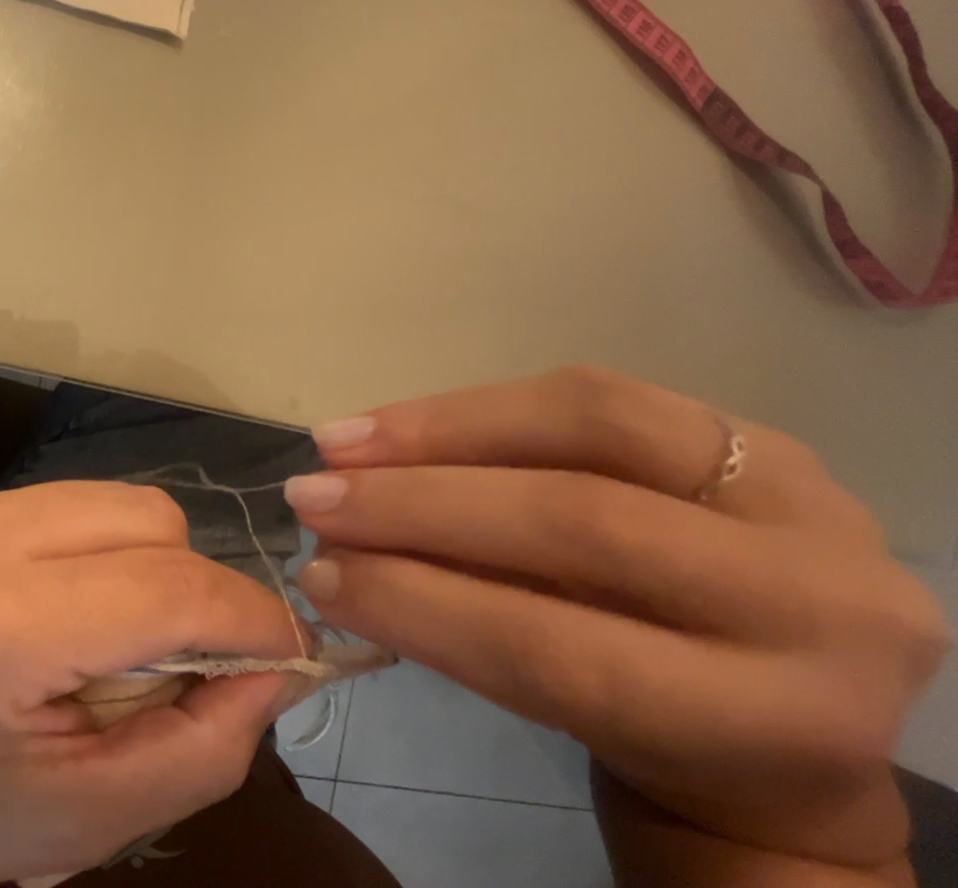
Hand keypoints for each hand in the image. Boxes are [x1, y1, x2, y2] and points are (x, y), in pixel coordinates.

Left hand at [0, 481, 309, 887]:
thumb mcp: (93, 816)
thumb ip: (206, 743)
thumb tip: (278, 665)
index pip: (169, 589)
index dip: (252, 617)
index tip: (290, 655)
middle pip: (152, 520)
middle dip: (198, 591)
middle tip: (188, 665)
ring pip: (119, 501)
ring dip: (153, 566)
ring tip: (124, 643)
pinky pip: (75, 505)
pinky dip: (107, 552)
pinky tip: (78, 613)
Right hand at [284, 367, 949, 876]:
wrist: (775, 704)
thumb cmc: (656, 734)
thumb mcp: (572, 718)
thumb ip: (467, 638)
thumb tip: (337, 565)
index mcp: (775, 715)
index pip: (563, 648)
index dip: (421, 606)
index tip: (317, 578)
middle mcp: (821, 598)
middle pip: (580, 521)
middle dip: (416, 504)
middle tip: (311, 498)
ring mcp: (805, 496)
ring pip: (591, 425)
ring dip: (438, 430)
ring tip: (338, 443)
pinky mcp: (761, 435)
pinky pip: (595, 397)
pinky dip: (479, 408)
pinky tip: (400, 424)